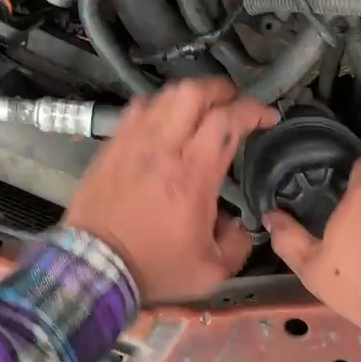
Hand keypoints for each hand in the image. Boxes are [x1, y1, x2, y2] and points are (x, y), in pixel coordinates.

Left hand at [64, 78, 276, 303]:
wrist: (94, 268)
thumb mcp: (210, 271)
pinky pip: (136, 111)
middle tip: (232, 103)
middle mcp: (164, 150)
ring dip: (189, 98)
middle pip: (194, 93)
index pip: (228, 121)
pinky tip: (163, 122)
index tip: (266, 116)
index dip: (254, 110)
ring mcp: (134, 144)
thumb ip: (237, 245)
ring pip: (164, 96)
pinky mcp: (112, 148)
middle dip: (221, 90)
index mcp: (194, 175)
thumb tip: (239, 227)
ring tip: (200, 111)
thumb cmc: (152, 267)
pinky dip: (156, 108)